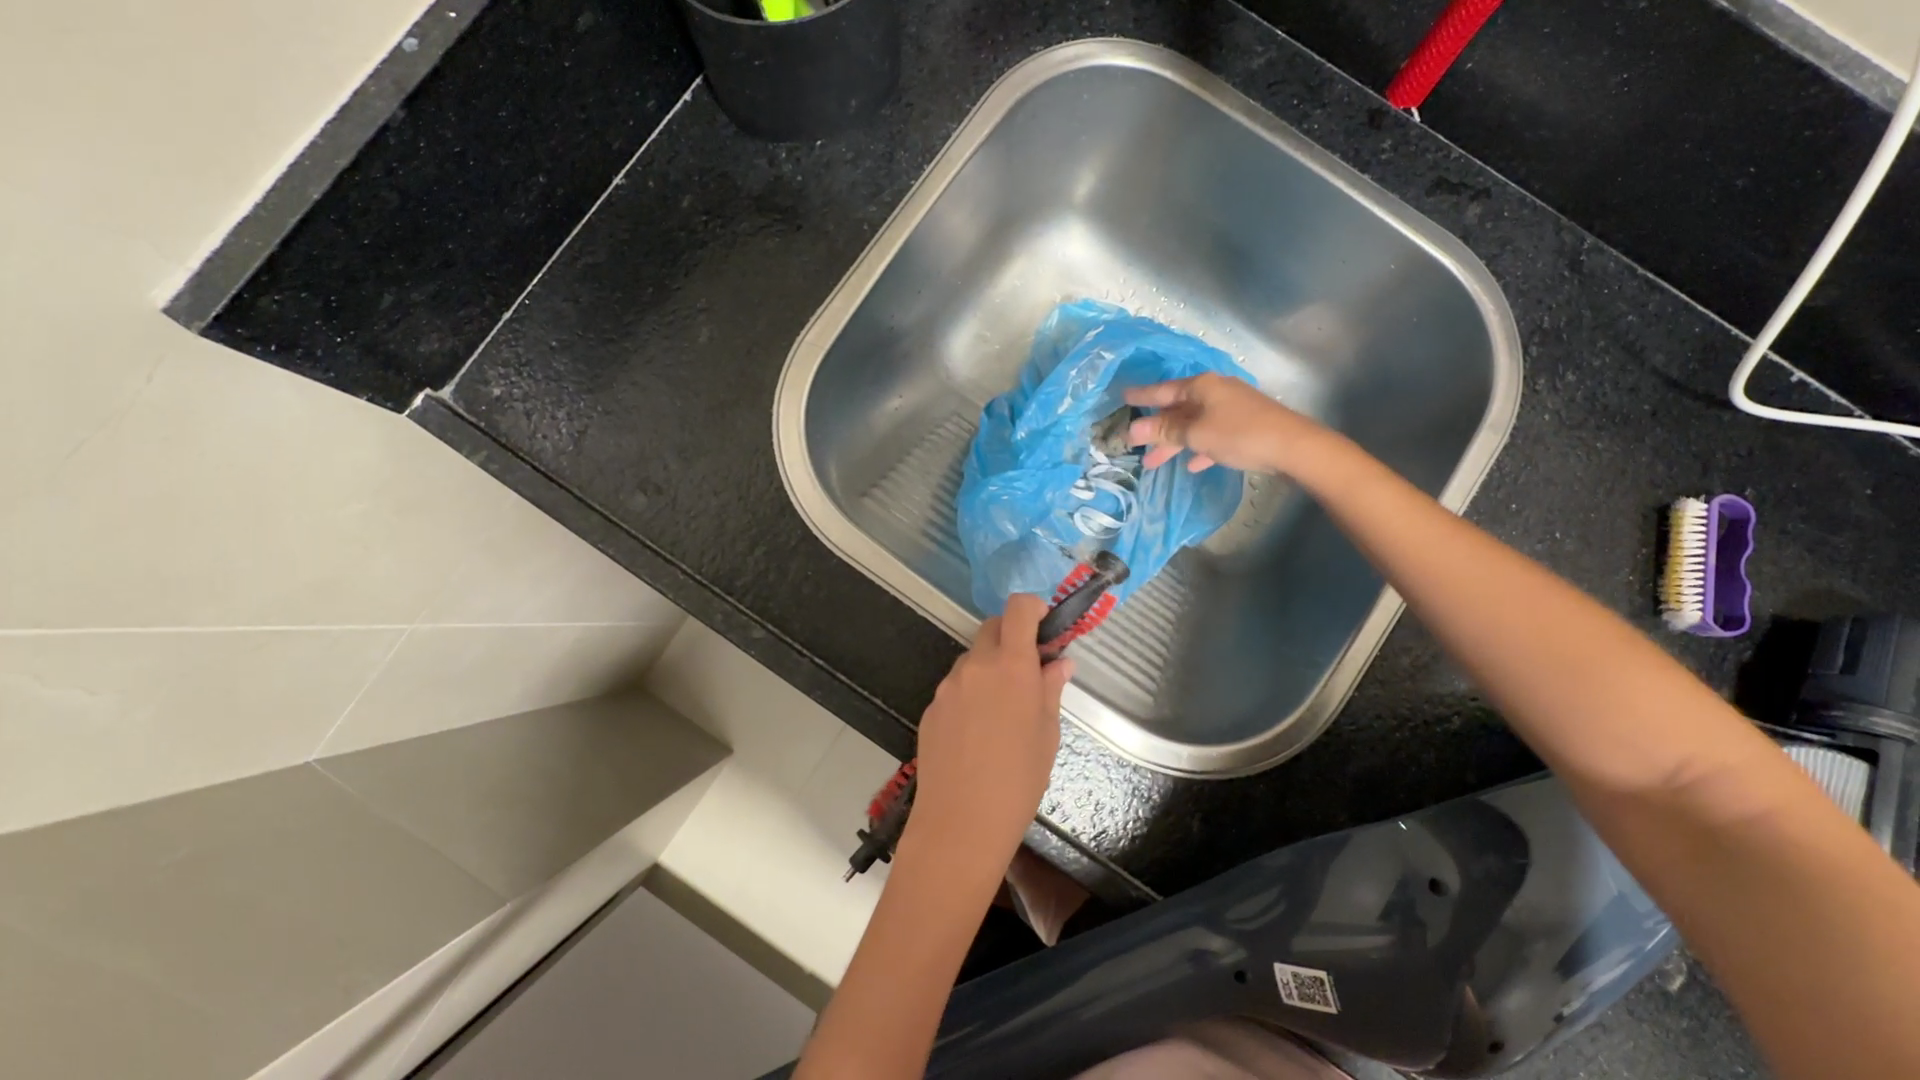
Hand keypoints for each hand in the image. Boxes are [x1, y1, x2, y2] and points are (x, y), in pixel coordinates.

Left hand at [909, 594, 1071, 862]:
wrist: (961, 822)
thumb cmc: (1018, 780)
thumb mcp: (1047, 734)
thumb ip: (1050, 690)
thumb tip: (1059, 663)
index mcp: (1011, 666)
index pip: (1018, 609)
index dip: (1033, 609)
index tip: (1046, 627)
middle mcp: (975, 666)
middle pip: (993, 629)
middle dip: (1013, 638)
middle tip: (1030, 670)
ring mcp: (948, 687)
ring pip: (972, 660)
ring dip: (990, 668)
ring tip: (1005, 711)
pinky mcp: (931, 708)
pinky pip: (956, 688)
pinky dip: (971, 694)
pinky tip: (979, 732)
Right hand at [1125, 373, 1324, 472]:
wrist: (1293, 447)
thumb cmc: (1240, 434)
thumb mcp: (1197, 434)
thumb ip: (1165, 432)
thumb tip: (1133, 430)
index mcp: (1203, 386)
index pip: (1164, 390)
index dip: (1143, 395)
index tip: (1123, 397)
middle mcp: (1216, 392)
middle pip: (1179, 409)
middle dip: (1157, 428)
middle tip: (1135, 444)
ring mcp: (1232, 409)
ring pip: (1194, 424)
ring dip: (1175, 442)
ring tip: (1155, 462)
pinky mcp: (1245, 426)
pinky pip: (1213, 435)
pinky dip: (1200, 447)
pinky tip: (1192, 464)